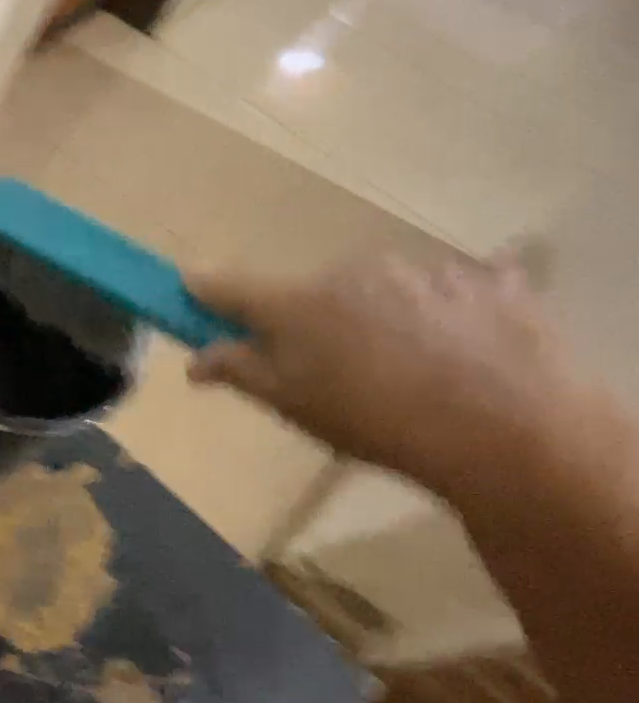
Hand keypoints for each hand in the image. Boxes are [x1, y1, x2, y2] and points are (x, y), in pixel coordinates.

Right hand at [186, 254, 583, 504]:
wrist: (511, 431)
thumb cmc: (375, 422)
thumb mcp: (290, 405)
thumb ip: (237, 372)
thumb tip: (194, 361)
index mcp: (295, 304)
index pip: (228, 286)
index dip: (203, 289)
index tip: (190, 291)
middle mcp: (350, 272)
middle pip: (310, 291)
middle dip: (309, 319)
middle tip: (326, 367)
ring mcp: (423, 270)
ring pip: (378, 288)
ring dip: (375, 314)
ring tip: (404, 366)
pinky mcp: (490, 279)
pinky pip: (448, 287)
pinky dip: (440, 310)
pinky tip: (457, 348)